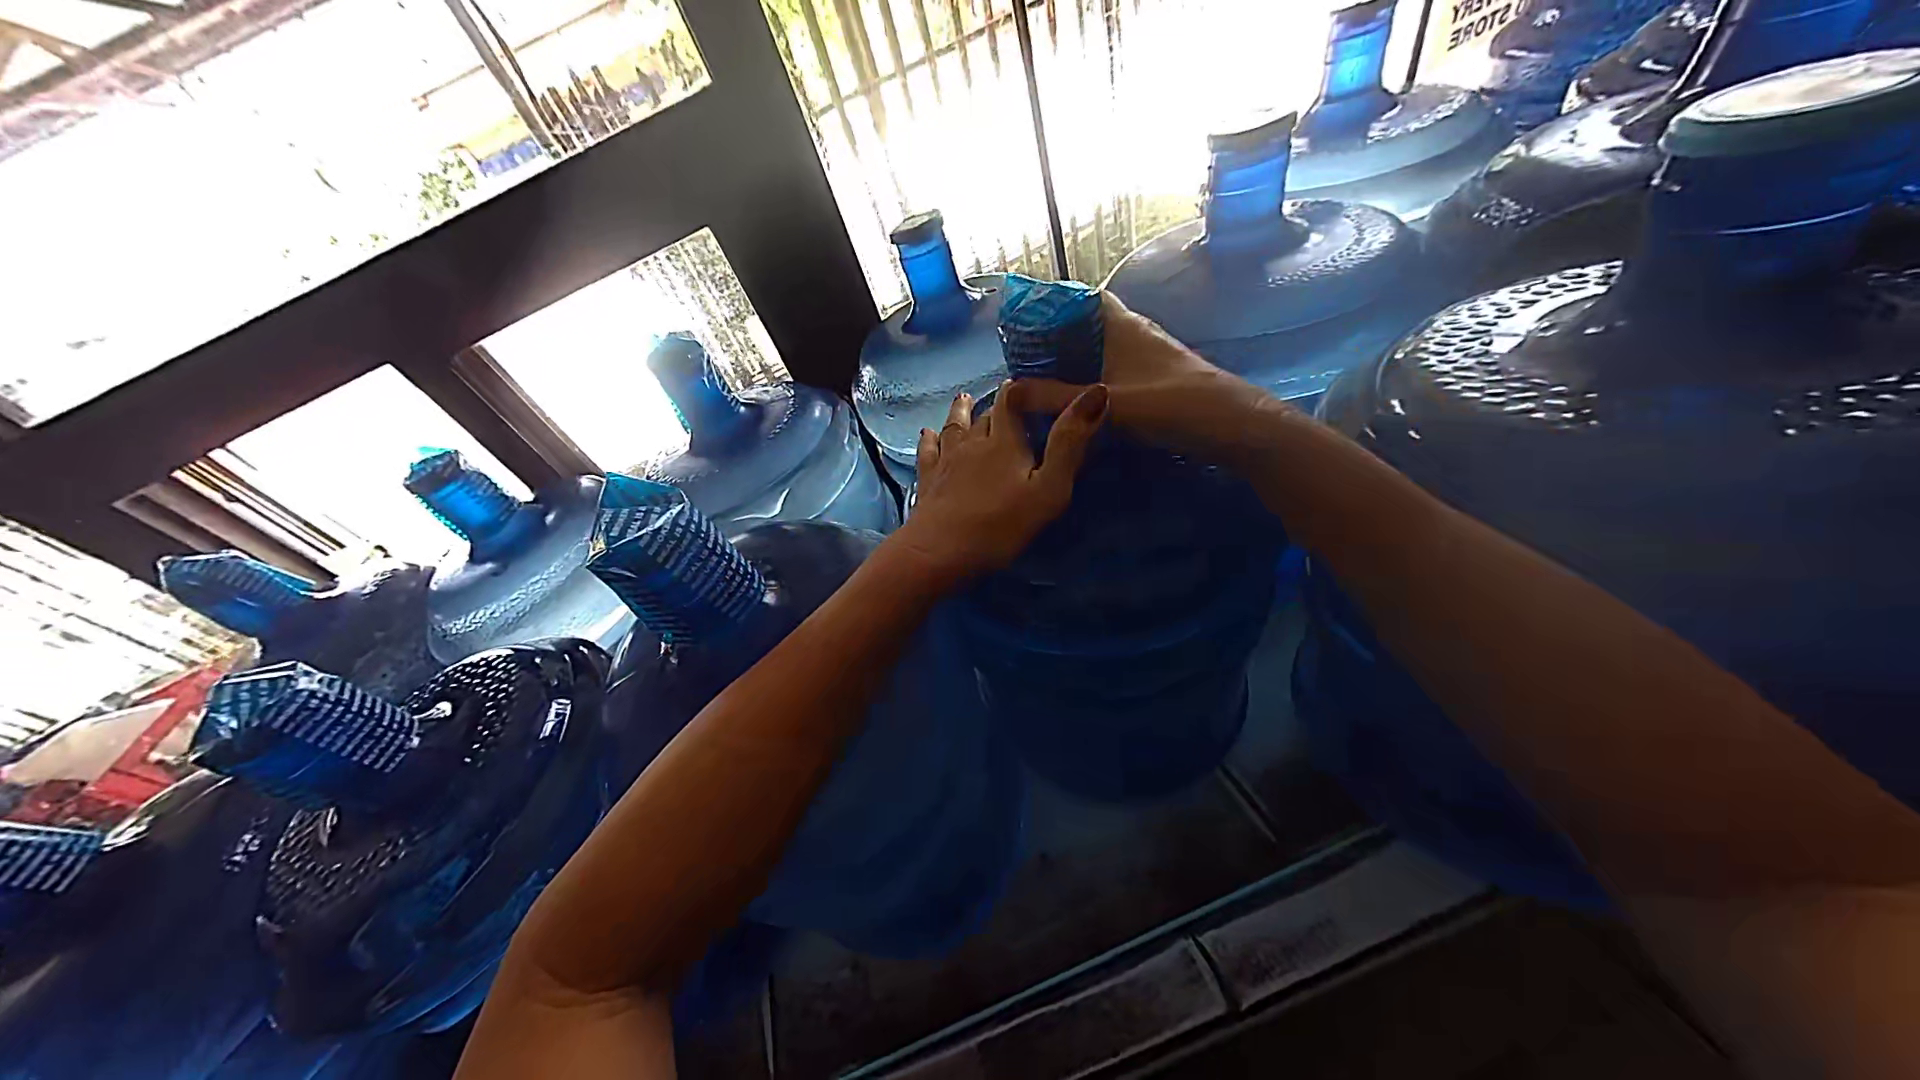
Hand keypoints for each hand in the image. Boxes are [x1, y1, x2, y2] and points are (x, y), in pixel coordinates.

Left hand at [888, 380, 1107, 583]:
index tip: (1028, 384)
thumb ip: (1070, 442)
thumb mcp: (1049, 487)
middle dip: (997, 404)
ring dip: (962, 412)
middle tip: (1006, 398)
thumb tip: (1097, 391)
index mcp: (1004, 441)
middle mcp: (973, 443)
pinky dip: (930, 439)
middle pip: (985, 415)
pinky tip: (927, 433)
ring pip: (955, 427)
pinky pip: (928, 451)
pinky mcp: (927, 480)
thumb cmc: (1001, 524)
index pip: (1012, 402)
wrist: (940, 551)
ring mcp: (946, 460)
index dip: (1021, 390)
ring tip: (964, 398)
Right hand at [1017, 292, 1290, 463]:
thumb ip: (1055, 397)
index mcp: (1119, 324)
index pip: (1080, 298)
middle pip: (1086, 324)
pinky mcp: (1153, 378)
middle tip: (1022, 358)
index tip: (1021, 322)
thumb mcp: (1104, 401)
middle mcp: (1132, 332)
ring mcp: (1146, 354)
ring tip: (1039, 378)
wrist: (1227, 424)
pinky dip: (1090, 376)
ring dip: (1073, 359)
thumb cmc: (1167, 403)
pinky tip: (1075, 398)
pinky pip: (1111, 368)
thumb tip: (1009, 390)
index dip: (1050, 304)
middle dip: (1055, 337)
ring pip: (1099, 347)